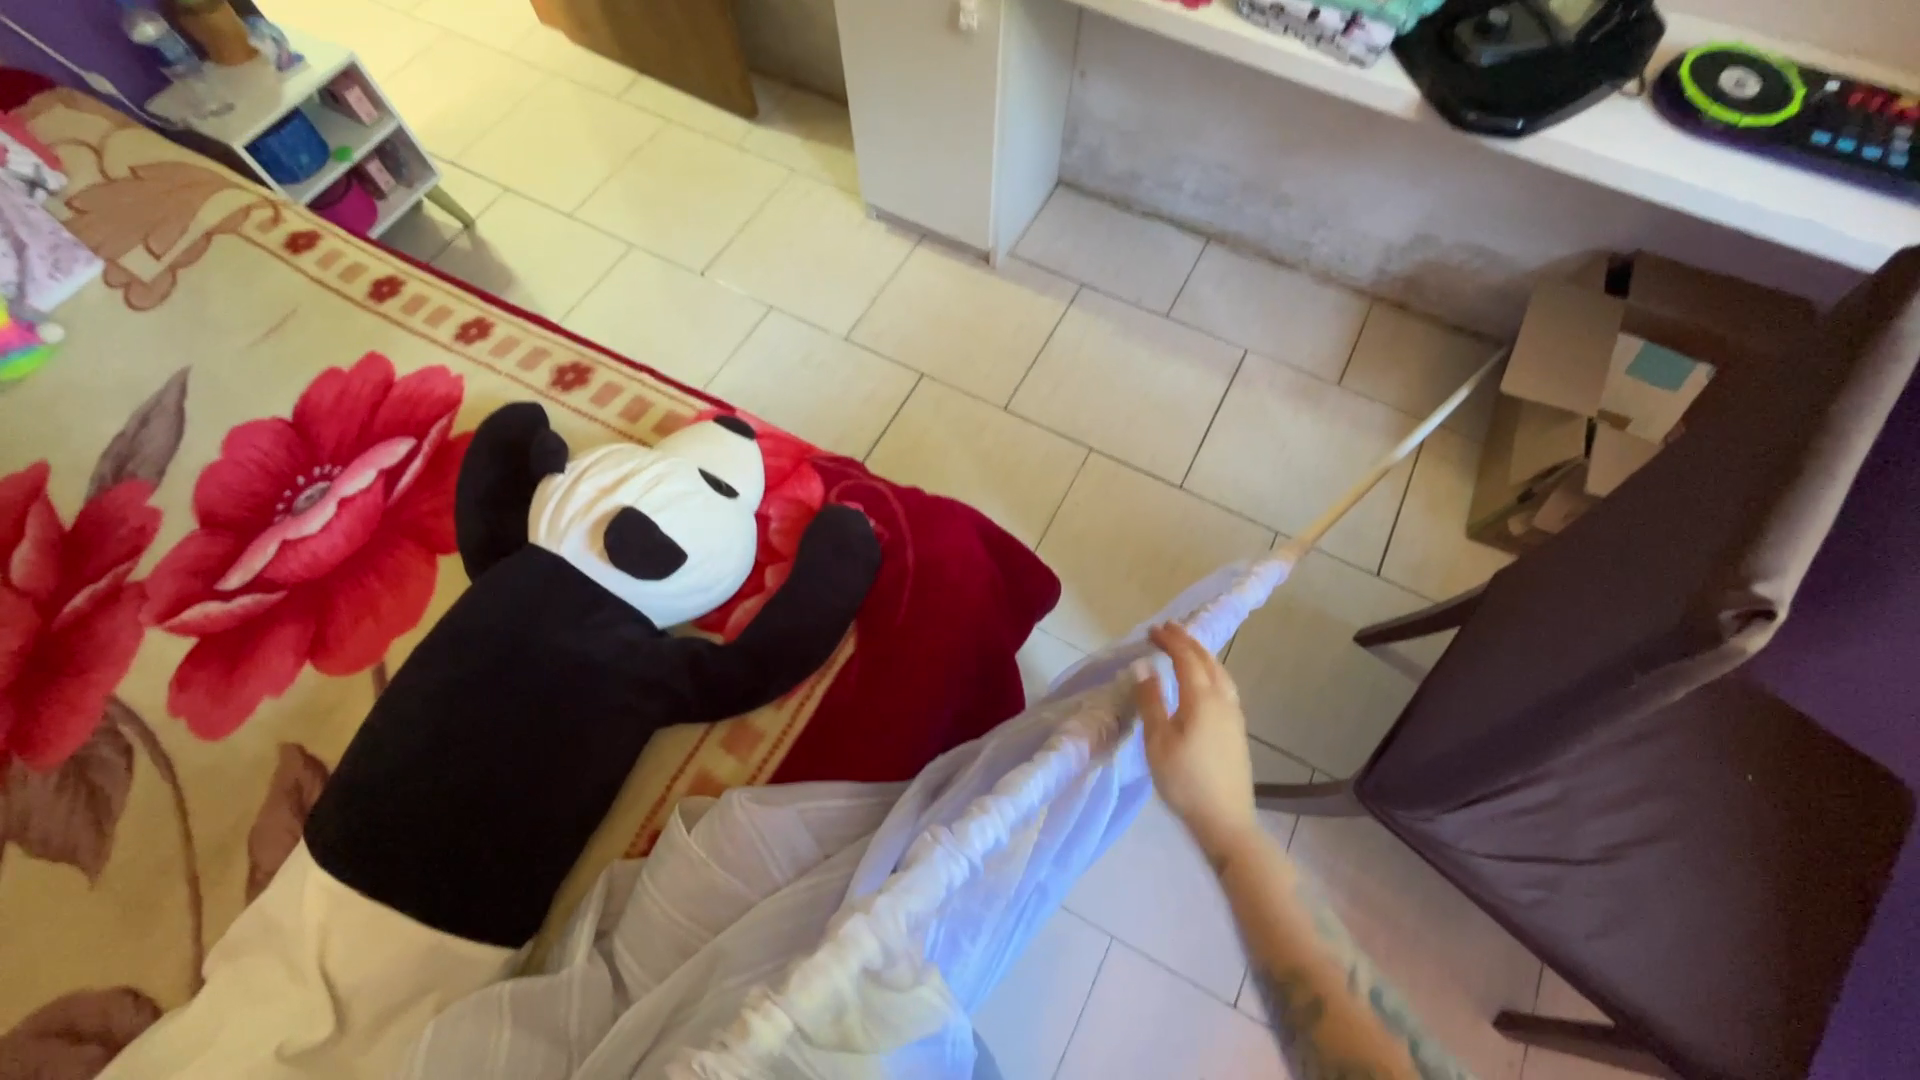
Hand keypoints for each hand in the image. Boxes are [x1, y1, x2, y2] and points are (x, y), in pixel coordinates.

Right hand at [1131, 622, 1259, 865]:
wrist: (1226, 820)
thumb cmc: (1185, 781)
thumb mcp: (1158, 742)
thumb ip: (1151, 702)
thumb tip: (1145, 668)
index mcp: (1202, 699)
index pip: (1186, 658)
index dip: (1170, 641)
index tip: (1152, 630)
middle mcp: (1223, 700)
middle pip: (1208, 661)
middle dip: (1188, 642)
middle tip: (1169, 630)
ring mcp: (1235, 716)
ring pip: (1221, 673)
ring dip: (1203, 655)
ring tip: (1187, 649)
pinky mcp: (1237, 731)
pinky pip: (1225, 686)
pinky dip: (1211, 672)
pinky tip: (1205, 682)